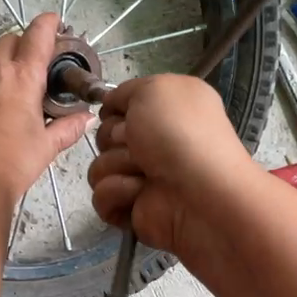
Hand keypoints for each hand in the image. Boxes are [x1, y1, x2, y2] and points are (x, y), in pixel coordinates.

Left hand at [0, 13, 90, 198]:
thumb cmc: (13, 164)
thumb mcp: (46, 146)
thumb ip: (68, 128)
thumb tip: (86, 119)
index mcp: (24, 78)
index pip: (38, 34)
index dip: (48, 24)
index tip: (53, 23)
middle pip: (8, 38)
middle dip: (20, 46)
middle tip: (25, 65)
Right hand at [87, 74, 259, 253]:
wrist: (196, 192)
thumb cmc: (178, 134)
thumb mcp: (154, 89)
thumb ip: (125, 91)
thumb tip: (109, 106)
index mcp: (165, 111)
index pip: (119, 107)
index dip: (115, 109)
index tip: (119, 112)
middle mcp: (154, 142)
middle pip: (104, 137)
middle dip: (114, 138)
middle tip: (136, 145)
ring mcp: (141, 176)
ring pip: (99, 167)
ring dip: (117, 166)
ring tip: (144, 174)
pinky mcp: (130, 207)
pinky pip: (101, 195)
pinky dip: (117, 192)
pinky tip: (140, 193)